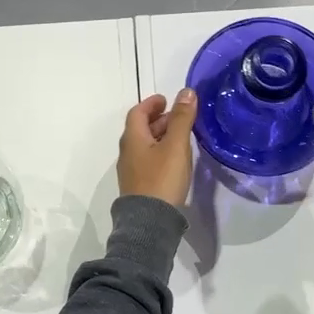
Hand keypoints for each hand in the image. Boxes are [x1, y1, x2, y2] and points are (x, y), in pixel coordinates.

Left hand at [119, 88, 197, 205]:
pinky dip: (159, 153)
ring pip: (144, 146)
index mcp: (132, 138)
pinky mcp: (138, 186)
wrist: (149, 221)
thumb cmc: (162, 178)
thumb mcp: (176, 146)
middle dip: (158, 120)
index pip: (137, 113)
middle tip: (178, 119)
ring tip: (180, 139)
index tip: (166, 100)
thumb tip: (186, 92)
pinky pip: (147, 161)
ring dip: (159, 137)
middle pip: (140, 129)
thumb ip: (182, 118)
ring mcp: (130, 171)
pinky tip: (173, 161)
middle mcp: (127, 152)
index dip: (151, 104)